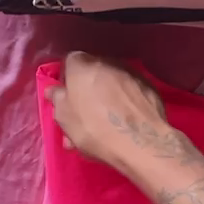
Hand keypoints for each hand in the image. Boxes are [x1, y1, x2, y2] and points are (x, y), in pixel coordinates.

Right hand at [44, 51, 181, 174]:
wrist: (141, 142)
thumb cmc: (94, 129)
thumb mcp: (65, 118)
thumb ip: (58, 100)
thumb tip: (55, 90)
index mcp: (82, 66)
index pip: (69, 61)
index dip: (67, 78)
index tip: (68, 97)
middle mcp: (107, 62)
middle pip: (92, 72)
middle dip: (87, 88)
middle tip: (86, 112)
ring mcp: (131, 73)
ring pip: (112, 82)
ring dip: (107, 95)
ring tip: (107, 120)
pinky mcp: (149, 86)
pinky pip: (130, 91)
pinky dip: (126, 100)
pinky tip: (126, 120)